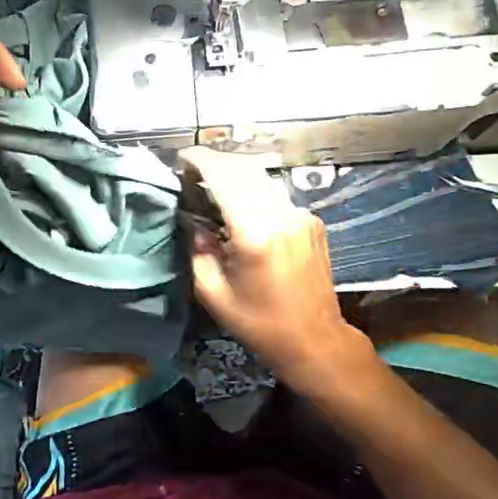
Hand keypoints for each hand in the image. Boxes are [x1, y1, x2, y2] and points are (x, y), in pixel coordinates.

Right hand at [181, 148, 365, 387]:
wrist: (314, 339)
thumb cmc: (259, 323)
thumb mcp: (213, 292)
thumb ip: (198, 250)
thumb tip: (194, 222)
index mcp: (255, 233)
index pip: (225, 177)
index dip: (201, 161)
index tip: (183, 159)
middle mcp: (282, 216)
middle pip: (245, 169)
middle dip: (217, 163)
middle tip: (194, 172)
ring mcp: (301, 216)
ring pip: (263, 179)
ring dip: (237, 176)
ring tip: (214, 189)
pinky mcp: (311, 222)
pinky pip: (277, 196)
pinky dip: (255, 194)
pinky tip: (243, 211)